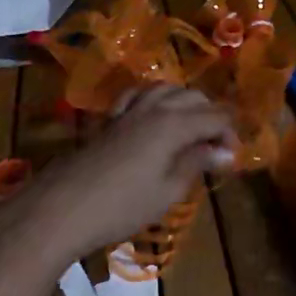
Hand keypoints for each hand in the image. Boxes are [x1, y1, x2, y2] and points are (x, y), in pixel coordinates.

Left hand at [0, 85, 236, 261]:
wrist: (65, 205)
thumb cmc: (122, 206)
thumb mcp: (167, 191)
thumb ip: (196, 164)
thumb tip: (224, 151)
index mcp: (173, 124)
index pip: (215, 116)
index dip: (229, 134)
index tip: (231, 159)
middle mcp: (153, 108)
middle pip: (192, 97)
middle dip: (211, 115)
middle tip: (215, 146)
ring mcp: (127, 110)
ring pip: (165, 89)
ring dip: (184, 102)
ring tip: (191, 128)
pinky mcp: (109, 119)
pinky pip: (137, 95)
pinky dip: (153, 99)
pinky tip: (154, 117)